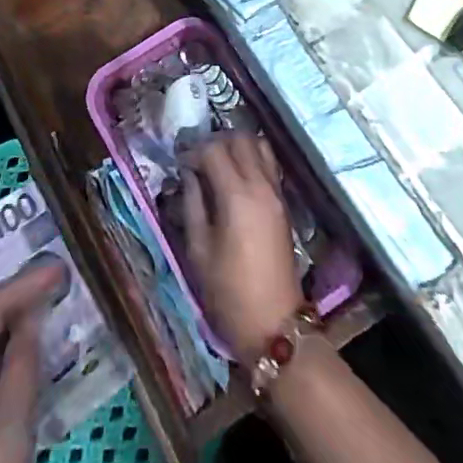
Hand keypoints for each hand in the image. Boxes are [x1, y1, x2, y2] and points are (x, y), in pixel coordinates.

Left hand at [0, 259, 67, 462]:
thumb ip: (22, 371)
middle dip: (10, 294)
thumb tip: (34, 317)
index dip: (21, 286)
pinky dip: (4, 352)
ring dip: (8, 321)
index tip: (59, 268)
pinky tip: (29, 353)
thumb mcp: (10, 436)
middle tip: (52, 281)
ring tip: (46, 306)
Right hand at [179, 132, 302, 363]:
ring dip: (237, 146)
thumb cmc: (227, 289)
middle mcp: (260, 185)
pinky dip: (251, 159)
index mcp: (236, 195)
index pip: (213, 149)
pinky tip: (234, 177)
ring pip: (259, 146)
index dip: (192, 150)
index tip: (179, 163)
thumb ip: (192, 203)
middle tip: (197, 158)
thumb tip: (188, 174)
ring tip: (217, 164)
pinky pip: (268, 164)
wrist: (273, 323)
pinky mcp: (283, 203)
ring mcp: (276, 193)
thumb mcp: (198, 247)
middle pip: (240, 139)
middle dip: (215, 141)